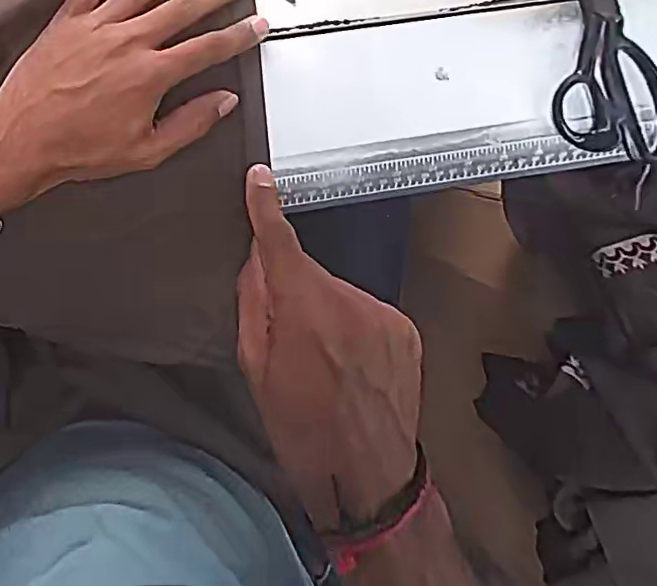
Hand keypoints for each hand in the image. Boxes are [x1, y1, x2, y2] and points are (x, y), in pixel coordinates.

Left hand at [0, 0, 267, 216]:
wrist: (20, 139)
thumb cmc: (76, 147)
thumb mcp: (144, 151)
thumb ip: (189, 124)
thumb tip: (221, 103)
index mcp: (149, 75)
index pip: (207, 48)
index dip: (238, 34)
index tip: (256, 23)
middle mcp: (127, 43)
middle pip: (184, 7)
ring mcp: (97, 26)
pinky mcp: (69, 20)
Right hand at [237, 165, 422, 530]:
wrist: (370, 480)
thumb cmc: (303, 431)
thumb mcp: (256, 367)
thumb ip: (253, 302)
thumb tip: (255, 261)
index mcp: (303, 311)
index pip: (278, 243)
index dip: (265, 207)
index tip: (259, 177)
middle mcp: (348, 303)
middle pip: (307, 271)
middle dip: (293, 290)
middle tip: (290, 337)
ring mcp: (381, 314)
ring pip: (336, 290)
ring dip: (325, 311)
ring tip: (325, 360)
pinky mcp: (404, 327)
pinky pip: (364, 307)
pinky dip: (352, 324)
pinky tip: (351, 362)